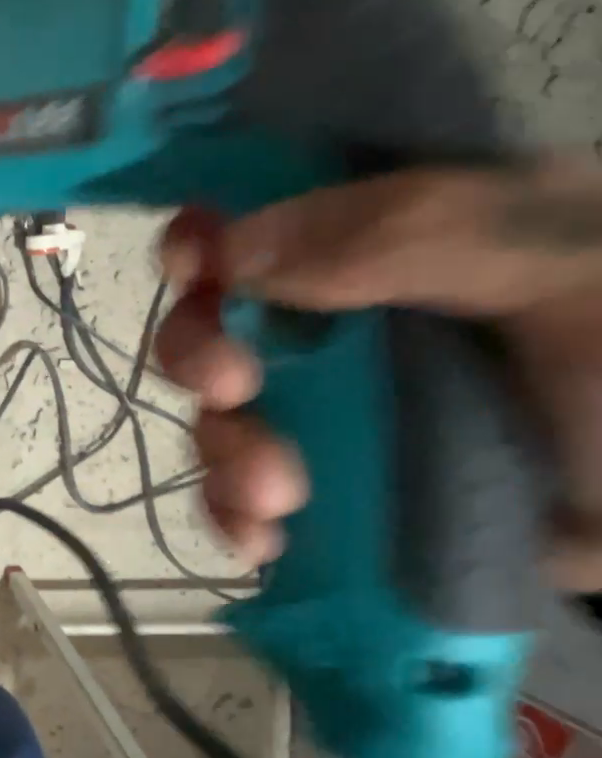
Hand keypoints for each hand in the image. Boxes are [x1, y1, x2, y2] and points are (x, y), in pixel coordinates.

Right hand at [156, 160, 601, 589]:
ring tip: (275, 496)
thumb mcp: (566, 262)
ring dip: (224, 449)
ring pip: (219, 413)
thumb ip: (413, 233)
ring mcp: (330, 409)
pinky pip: (243, 496)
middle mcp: (336, 323)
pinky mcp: (337, 486)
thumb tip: (232, 251)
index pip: (257, 220)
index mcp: (383, 247)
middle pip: (211, 321)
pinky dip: (233, 516)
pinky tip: (262, 538)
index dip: (203, 238)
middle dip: (197, 354)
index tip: (193, 272)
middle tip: (232, 387)